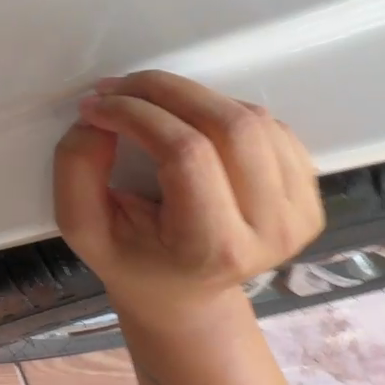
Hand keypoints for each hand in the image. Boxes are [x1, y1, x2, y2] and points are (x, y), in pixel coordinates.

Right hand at [53, 71, 323, 323]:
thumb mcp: (78, 224)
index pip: (186, 151)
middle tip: (116, 89)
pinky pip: (270, 126)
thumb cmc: (127, 259)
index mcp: (214, 246)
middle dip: (162, 90)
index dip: (134, 114)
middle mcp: (271, 229)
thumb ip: (76, 167)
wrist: (184, 295)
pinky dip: (219, 106)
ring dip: (189, 94)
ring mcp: (299, 211)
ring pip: (252, 118)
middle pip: (231, 125)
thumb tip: (99, 116)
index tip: (92, 107)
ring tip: (144, 100)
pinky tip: (184, 118)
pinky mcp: (308, 195)